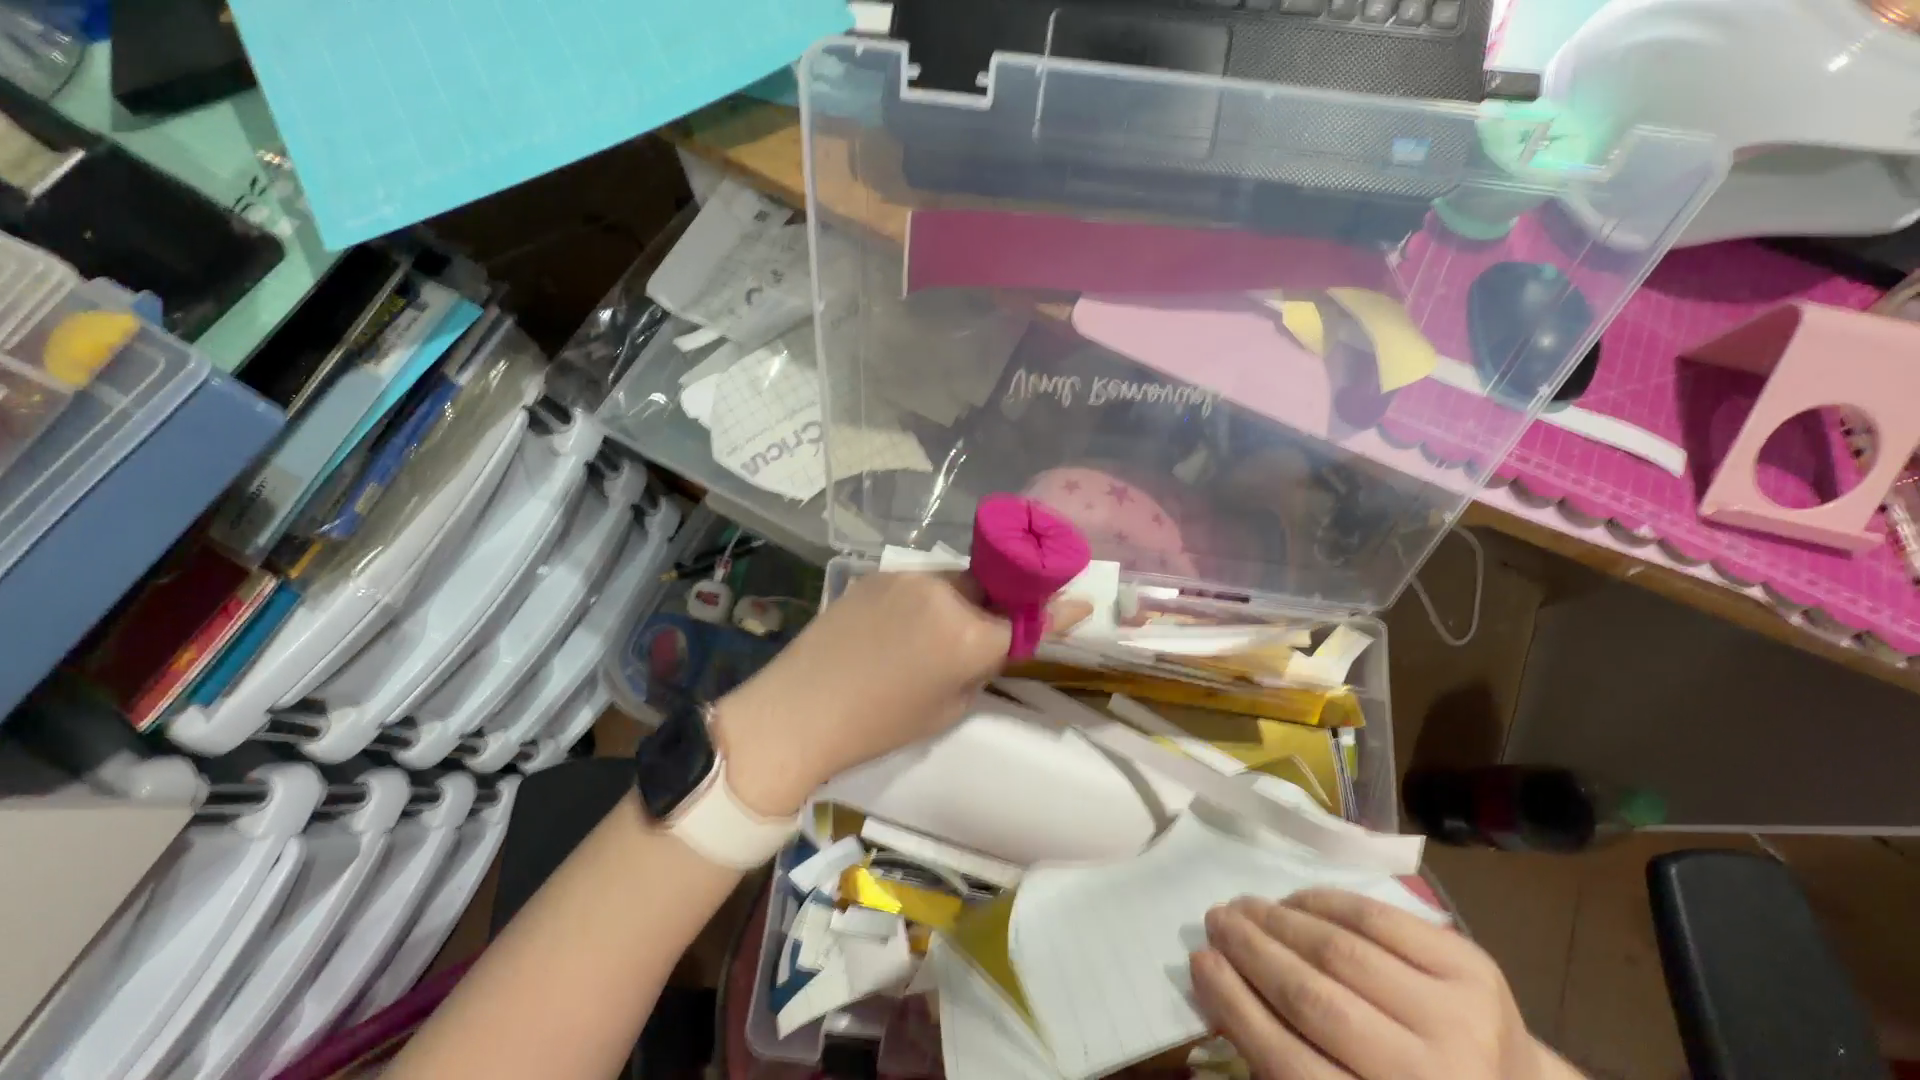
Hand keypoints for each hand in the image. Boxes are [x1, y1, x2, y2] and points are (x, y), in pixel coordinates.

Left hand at [714, 572, 1090, 815]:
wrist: (798, 711)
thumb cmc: (878, 726)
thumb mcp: (948, 708)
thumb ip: (985, 664)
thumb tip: (1001, 639)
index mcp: (967, 635)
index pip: (1028, 617)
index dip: (1057, 611)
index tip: (1079, 600)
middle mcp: (943, 593)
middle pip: (991, 588)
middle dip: (998, 604)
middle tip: (985, 632)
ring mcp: (906, 578)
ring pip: (955, 582)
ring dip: (961, 601)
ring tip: (934, 636)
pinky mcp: (875, 575)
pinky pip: (919, 582)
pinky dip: (926, 600)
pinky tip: (902, 628)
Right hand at [1190, 890, 1583, 1079]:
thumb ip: (1281, 1059)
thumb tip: (1215, 981)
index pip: (1286, 1060)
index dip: (1234, 1003)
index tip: (1199, 962)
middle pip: (1312, 999)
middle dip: (1250, 951)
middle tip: (1215, 921)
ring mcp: (1460, 1022)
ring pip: (1341, 952)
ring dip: (1279, 920)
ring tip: (1245, 906)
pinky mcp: (1477, 971)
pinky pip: (1381, 920)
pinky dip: (1327, 902)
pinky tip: (1296, 900)